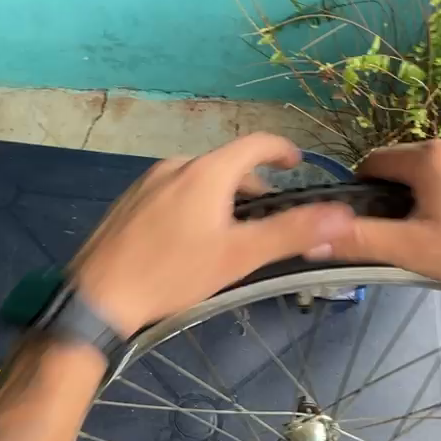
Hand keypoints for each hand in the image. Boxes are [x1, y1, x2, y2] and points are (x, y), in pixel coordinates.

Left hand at [72, 133, 355, 332]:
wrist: (99, 297)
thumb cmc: (171, 274)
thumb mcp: (238, 257)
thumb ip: (290, 233)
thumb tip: (342, 216)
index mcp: (205, 172)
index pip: (254, 143)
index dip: (282, 150)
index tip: (297, 163)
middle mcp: (174, 167)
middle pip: (225, 165)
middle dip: (251, 186)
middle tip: (266, 218)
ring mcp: (146, 184)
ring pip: (197, 181)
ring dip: (221, 198)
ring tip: (228, 235)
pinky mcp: (128, 204)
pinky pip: (172, 194)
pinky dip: (193, 206)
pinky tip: (188, 242)